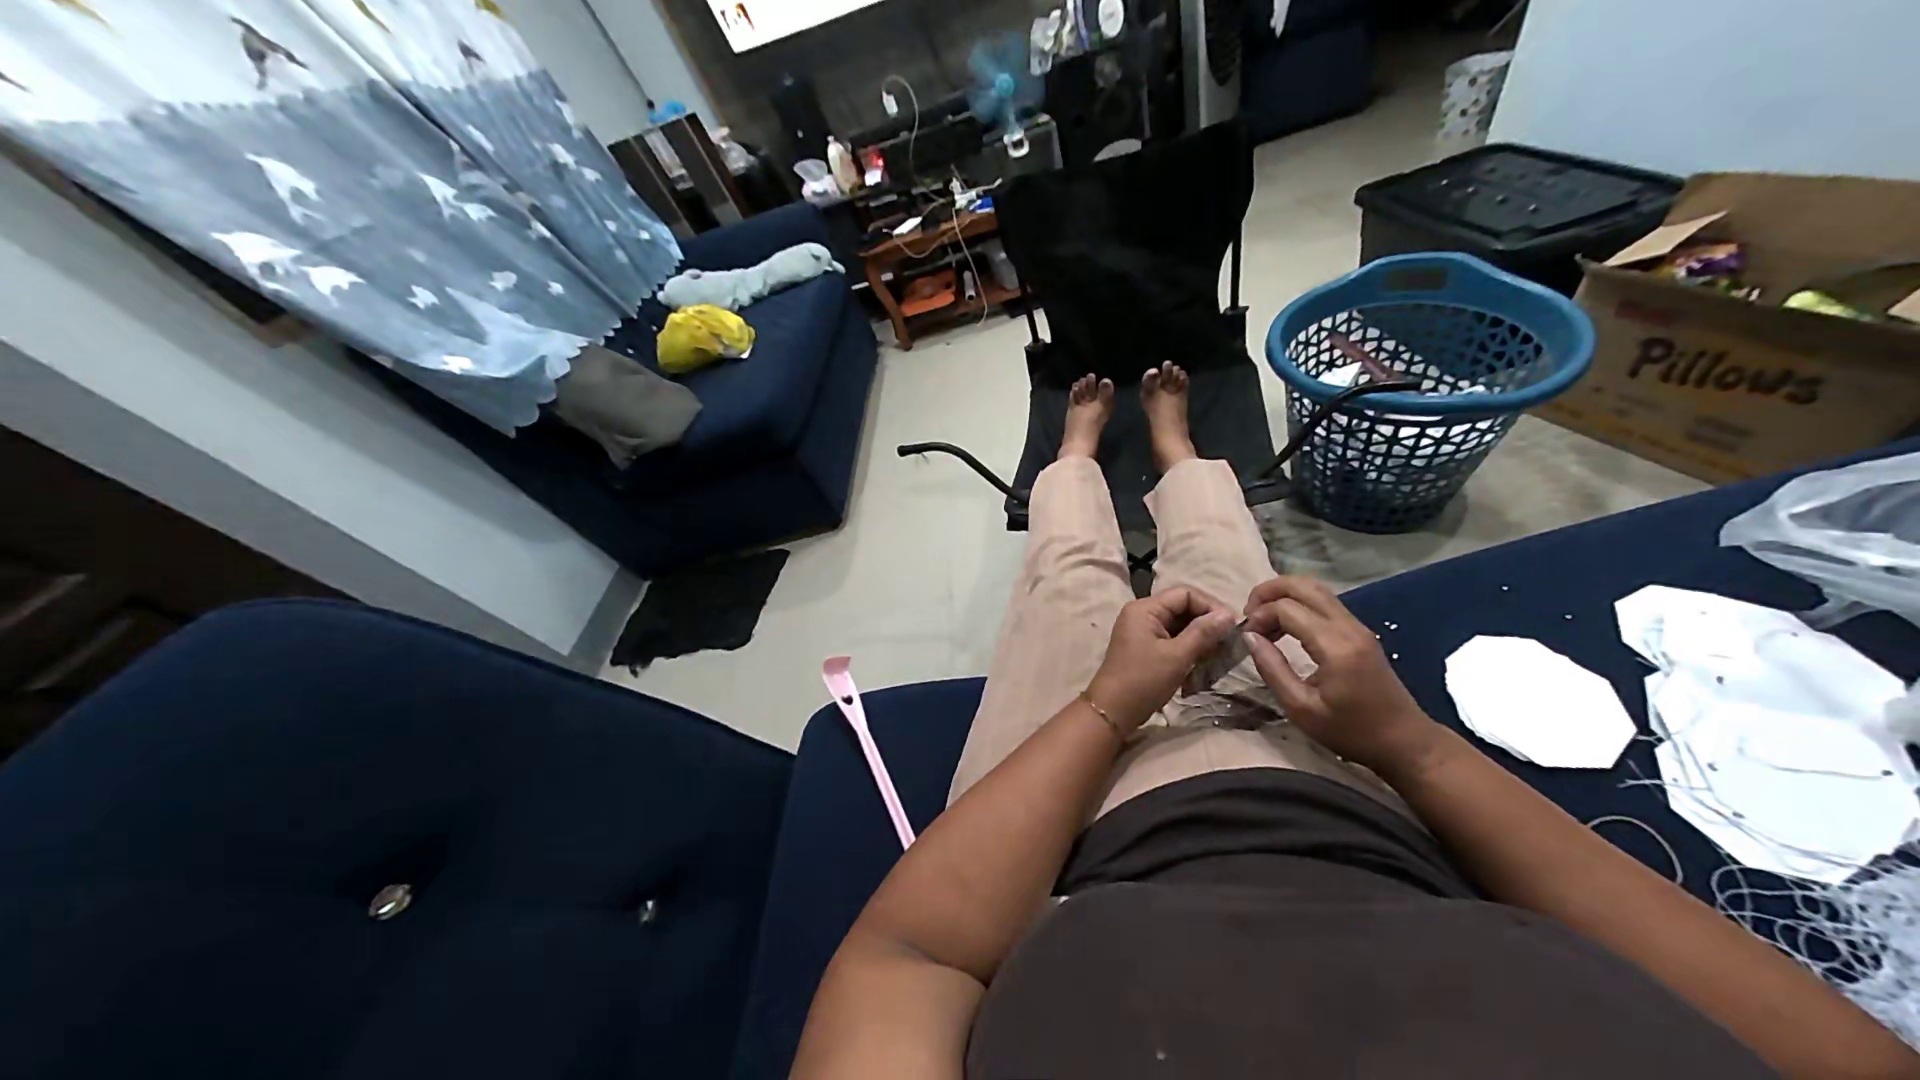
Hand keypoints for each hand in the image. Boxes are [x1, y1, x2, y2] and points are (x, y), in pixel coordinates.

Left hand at [1085, 587, 1237, 733]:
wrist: (1113, 711)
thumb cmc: (1143, 681)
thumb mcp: (1177, 656)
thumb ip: (1203, 633)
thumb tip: (1228, 615)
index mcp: (1145, 609)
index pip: (1185, 594)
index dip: (1211, 606)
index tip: (1233, 625)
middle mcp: (1142, 614)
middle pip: (1183, 608)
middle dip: (1207, 623)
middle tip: (1229, 642)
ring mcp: (1144, 632)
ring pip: (1180, 626)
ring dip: (1201, 638)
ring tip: (1219, 654)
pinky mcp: (1147, 648)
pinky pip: (1173, 640)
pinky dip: (1189, 649)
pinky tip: (1204, 663)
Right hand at [1241, 576, 1439, 770]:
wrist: (1405, 743)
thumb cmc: (1351, 732)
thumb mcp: (1300, 708)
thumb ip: (1271, 668)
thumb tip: (1249, 637)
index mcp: (1335, 646)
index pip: (1287, 608)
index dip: (1259, 616)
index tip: (1245, 636)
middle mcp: (1348, 627)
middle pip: (1303, 585)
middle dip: (1268, 592)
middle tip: (1248, 615)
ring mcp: (1358, 627)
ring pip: (1315, 590)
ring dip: (1283, 597)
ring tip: (1263, 621)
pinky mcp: (1360, 633)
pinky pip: (1325, 604)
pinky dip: (1298, 606)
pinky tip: (1284, 628)